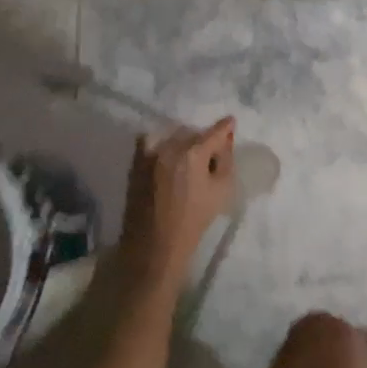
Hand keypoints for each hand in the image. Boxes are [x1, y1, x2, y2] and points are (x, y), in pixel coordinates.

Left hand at [119, 117, 236, 286]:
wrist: (154, 245)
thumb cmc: (194, 220)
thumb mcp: (222, 190)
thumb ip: (226, 160)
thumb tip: (225, 140)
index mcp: (193, 152)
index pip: (215, 131)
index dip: (226, 127)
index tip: (231, 122)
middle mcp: (169, 146)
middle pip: (193, 132)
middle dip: (204, 138)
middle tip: (212, 153)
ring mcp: (149, 153)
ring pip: (173, 136)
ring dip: (184, 140)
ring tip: (189, 156)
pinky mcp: (136, 163)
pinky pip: (151, 142)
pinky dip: (162, 143)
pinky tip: (169, 157)